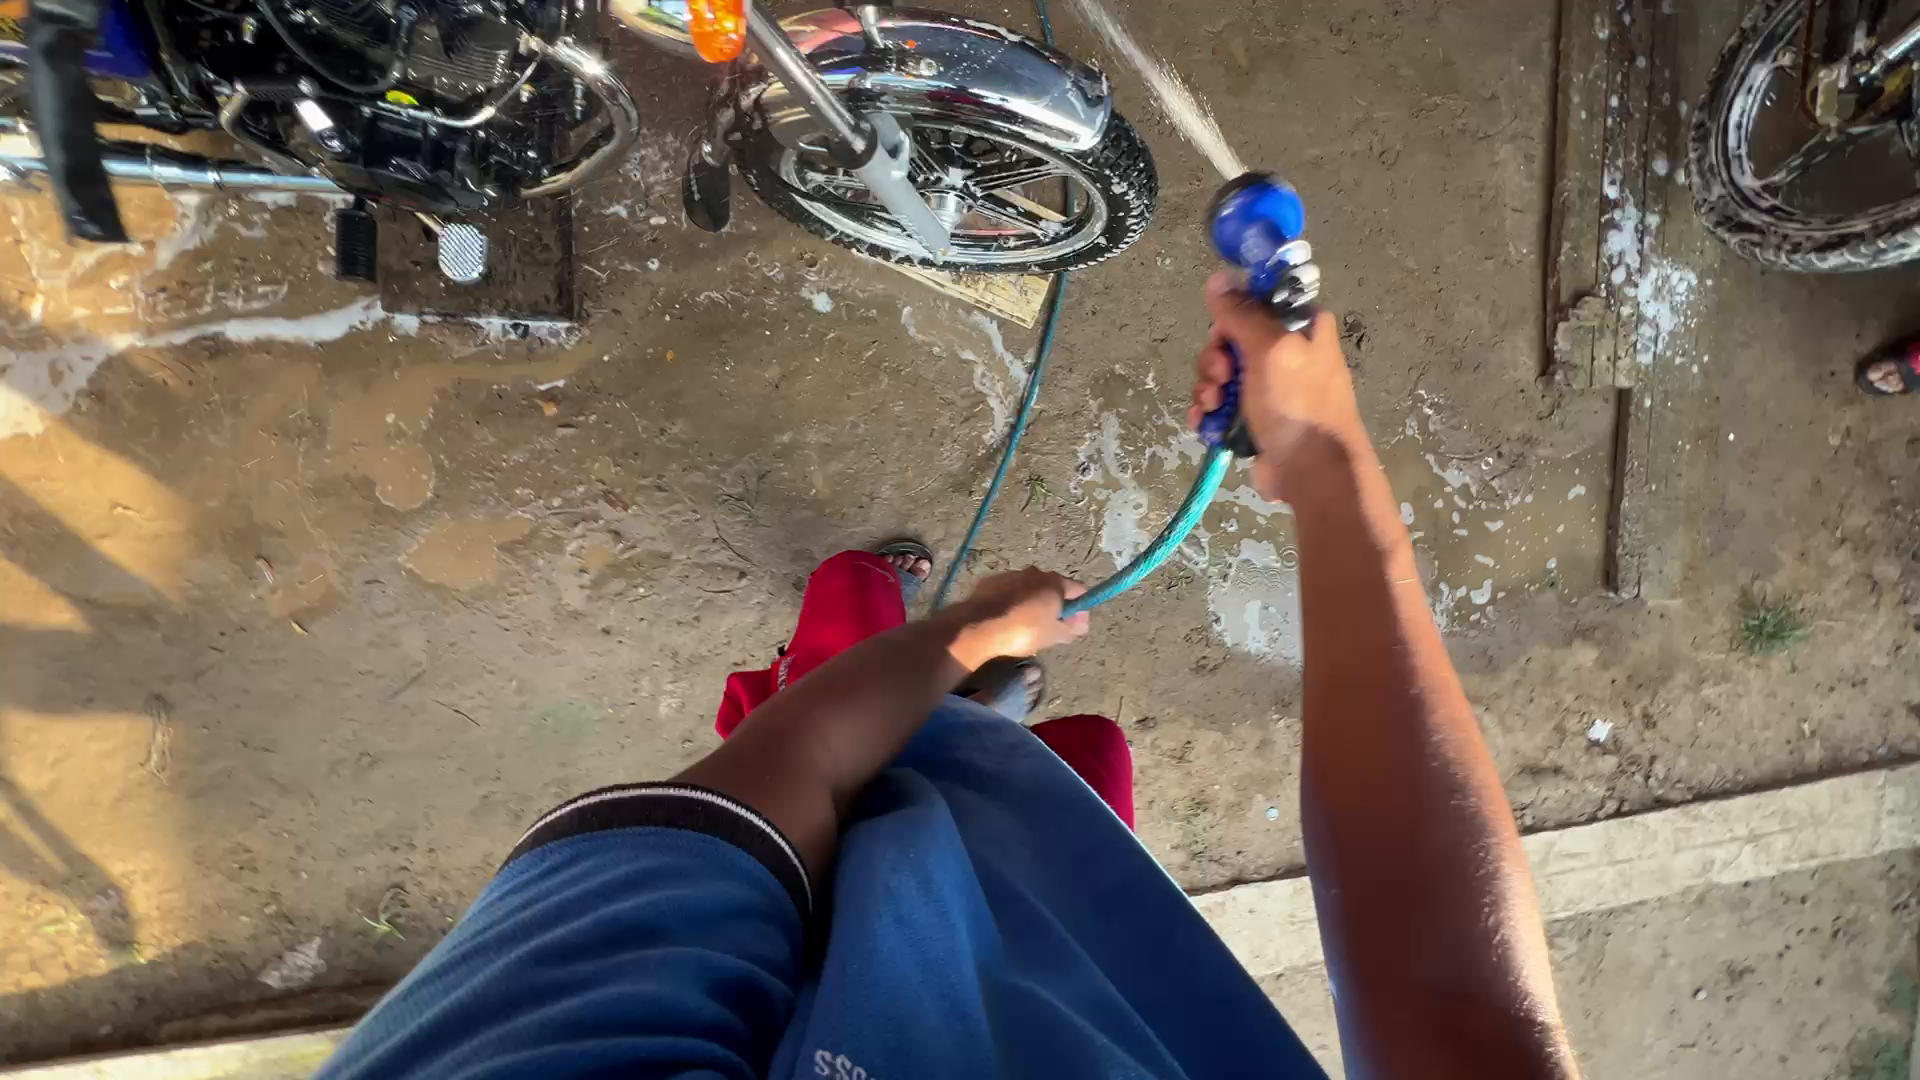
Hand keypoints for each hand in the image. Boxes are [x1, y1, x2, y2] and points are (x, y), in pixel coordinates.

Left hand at [946, 568, 1090, 669]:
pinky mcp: (990, 581)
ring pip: (1028, 587)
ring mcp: (1010, 574)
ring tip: (1024, 624)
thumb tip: (1080, 624)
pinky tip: (1005, 618)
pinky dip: (1011, 600)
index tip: (1074, 625)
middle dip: (1054, 605)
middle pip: (1052, 587)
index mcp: (1054, 583)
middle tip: (1050, 626)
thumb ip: (1071, 628)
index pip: (1078, 590)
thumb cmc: (1024, 631)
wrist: (979, 626)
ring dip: (1031, 601)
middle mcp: (1034, 572)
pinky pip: (1007, 590)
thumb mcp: (1054, 636)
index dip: (1080, 608)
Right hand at [1185, 272, 1366, 501]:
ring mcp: (1268, 387)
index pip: (1255, 303)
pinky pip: (1219, 404)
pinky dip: (1208, 412)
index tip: (1224, 335)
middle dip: (1215, 360)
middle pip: (1229, 340)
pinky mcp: (1253, 417)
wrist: (1311, 470)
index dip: (1231, 318)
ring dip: (1208, 389)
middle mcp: (1284, 353)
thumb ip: (1241, 313)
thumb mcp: (1270, 350)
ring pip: (1219, 374)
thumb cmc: (1298, 403)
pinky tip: (1206, 422)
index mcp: (1300, 327)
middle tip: (1222, 378)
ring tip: (1214, 407)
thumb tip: (1217, 278)